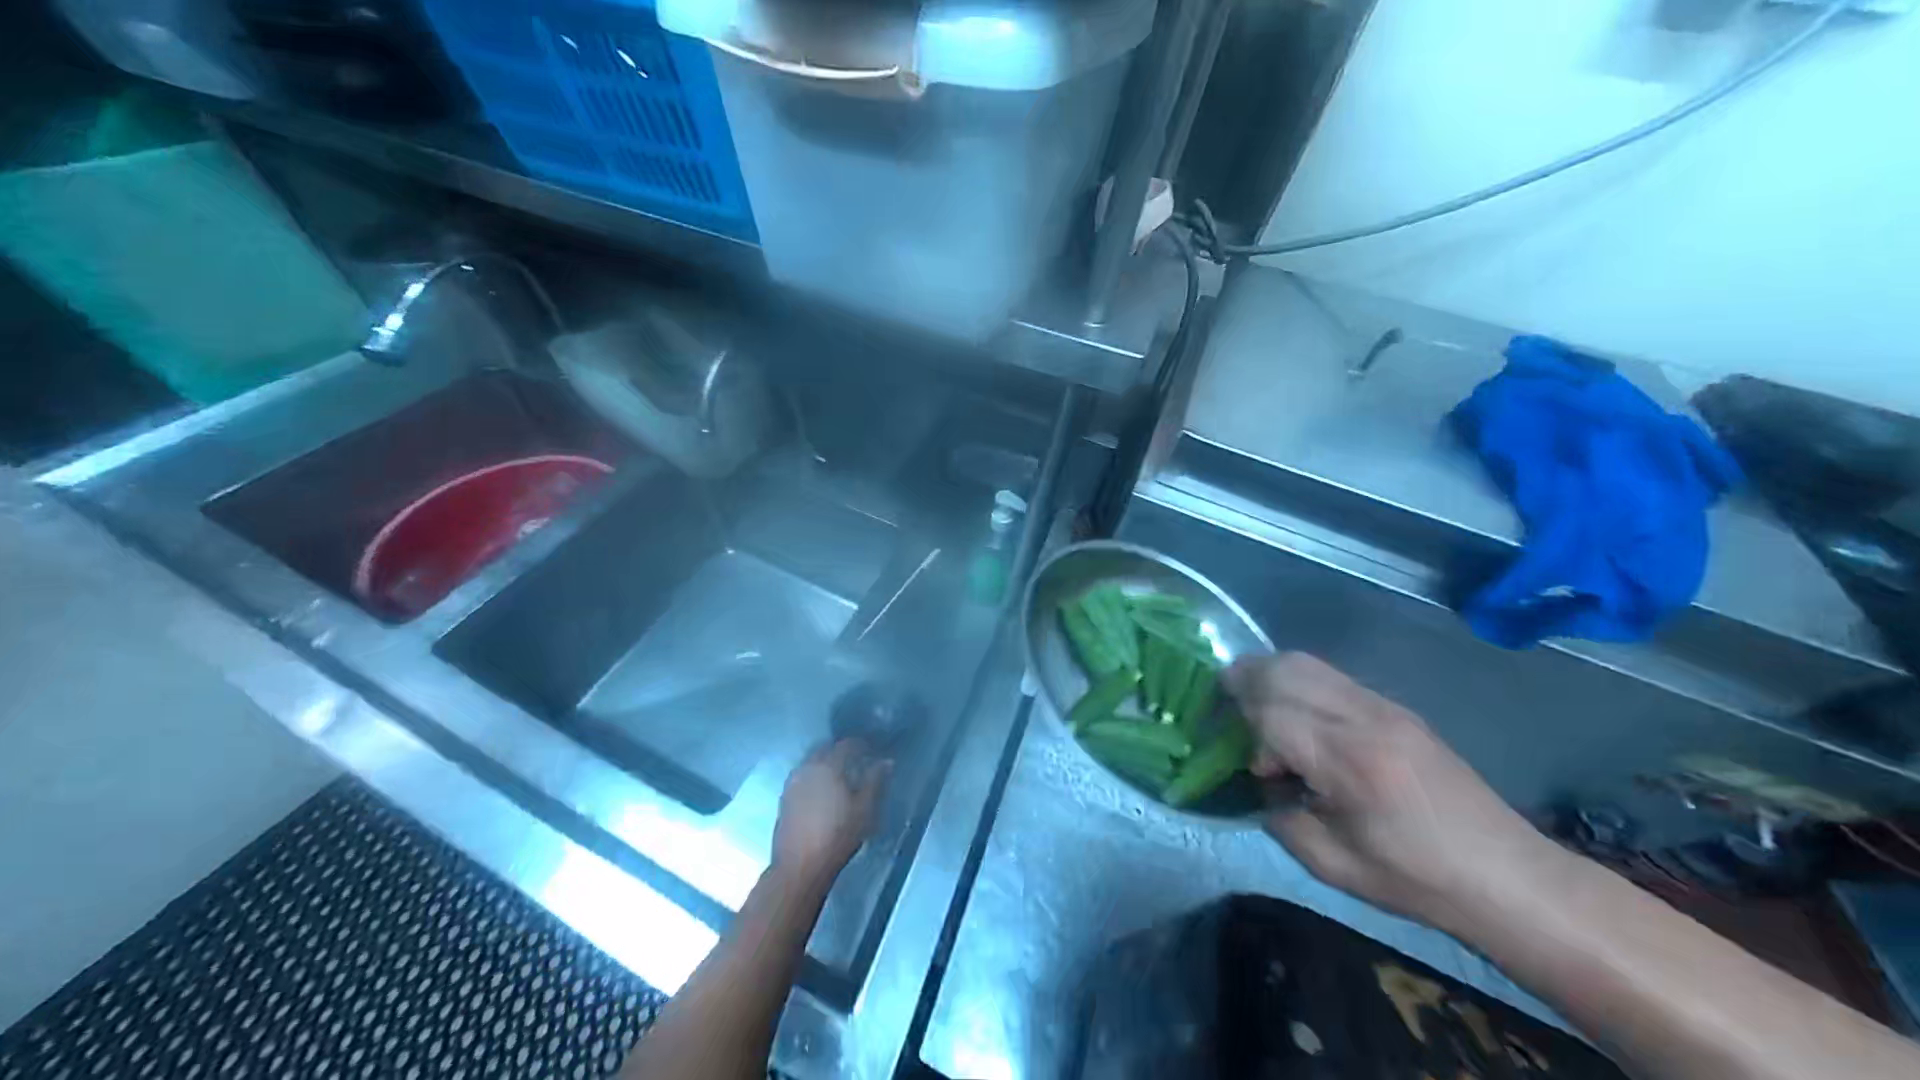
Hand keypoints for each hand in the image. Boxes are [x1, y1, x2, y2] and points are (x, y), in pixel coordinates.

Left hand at [771, 740, 890, 891]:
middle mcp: (807, 768)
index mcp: (827, 766)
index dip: (862, 744)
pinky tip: (823, 790)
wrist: (799, 866)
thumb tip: (886, 761)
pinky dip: (815, 776)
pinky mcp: (784, 798)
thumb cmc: (837, 836)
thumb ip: (875, 781)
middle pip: (826, 749)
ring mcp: (792, 782)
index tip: (874, 749)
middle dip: (842, 751)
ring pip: (812, 762)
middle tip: (858, 760)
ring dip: (827, 762)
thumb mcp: (864, 809)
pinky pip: (803, 776)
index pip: (847, 745)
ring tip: (841, 775)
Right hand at [1224, 653, 1566, 932]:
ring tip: (1254, 706)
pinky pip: (1330, 676)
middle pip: (1284, 669)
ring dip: (1269, 675)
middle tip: (1226, 708)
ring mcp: (1384, 706)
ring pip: (1306, 662)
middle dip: (1244, 681)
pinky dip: (1298, 683)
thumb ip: (1279, 817)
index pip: (1272, 712)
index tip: (1253, 766)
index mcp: (1350, 762)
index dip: (1246, 730)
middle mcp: (1365, 719)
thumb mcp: (1333, 864)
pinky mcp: (1395, 708)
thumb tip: (1259, 782)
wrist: (1506, 875)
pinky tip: (1298, 716)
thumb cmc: (1416, 878)